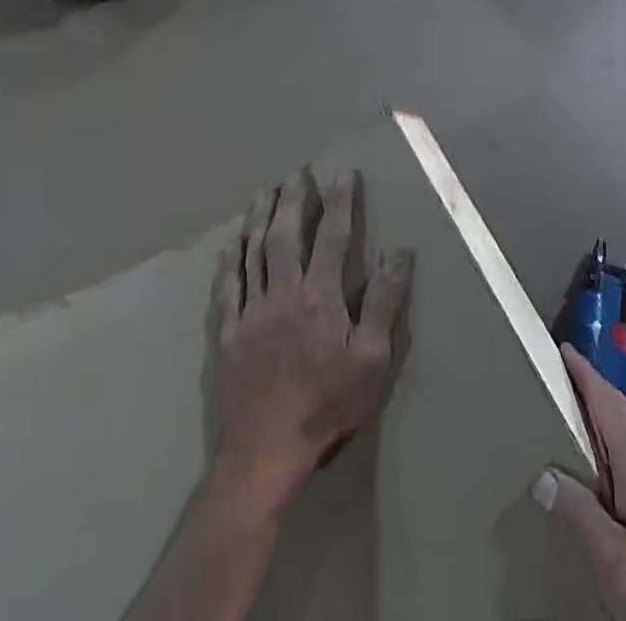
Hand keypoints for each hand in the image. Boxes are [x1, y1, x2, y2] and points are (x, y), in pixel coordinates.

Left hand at [211, 167, 413, 515]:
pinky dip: (229, 261)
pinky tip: (231, 245)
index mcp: (320, 298)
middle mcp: (281, 295)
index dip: (339, 204)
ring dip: (258, 220)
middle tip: (296, 173)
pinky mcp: (225, 335)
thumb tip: (400, 254)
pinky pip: (226, 288)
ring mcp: (248, 314)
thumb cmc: (329, 404)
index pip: (332, 238)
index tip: (343, 175)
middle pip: (284, 237)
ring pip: (251, 255)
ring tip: (263, 193)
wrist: (264, 452)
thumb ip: (383, 303)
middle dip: (291, 201)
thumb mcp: (373, 357)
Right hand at [532, 347, 625, 620]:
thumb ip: (582, 517)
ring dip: (601, 421)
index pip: (610, 403)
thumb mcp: (620, 564)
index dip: (586, 375)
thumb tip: (545, 476)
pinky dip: (611, 449)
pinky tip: (598, 470)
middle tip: (554, 381)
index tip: (564, 349)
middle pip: (620, 414)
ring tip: (567, 419)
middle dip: (589, 393)